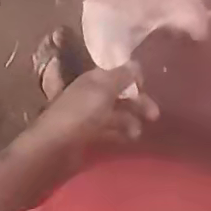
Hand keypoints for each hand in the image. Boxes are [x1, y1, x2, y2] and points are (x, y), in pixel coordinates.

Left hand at [18, 61, 160, 163]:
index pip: (117, 73)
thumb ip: (122, 77)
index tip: (147, 87)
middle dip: (138, 103)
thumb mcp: (104, 90)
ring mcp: (89, 116)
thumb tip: (135, 63)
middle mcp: (91, 95)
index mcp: (93, 80)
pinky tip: (129, 140)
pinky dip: (120, 134)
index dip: (133, 78)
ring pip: (116, 114)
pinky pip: (109, 131)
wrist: (55, 147)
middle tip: (154, 115)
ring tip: (137, 133)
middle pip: (119, 94)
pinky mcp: (88, 136)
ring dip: (130, 121)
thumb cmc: (81, 113)